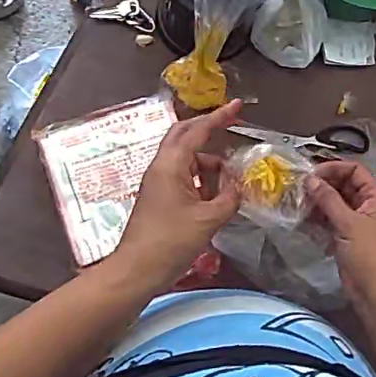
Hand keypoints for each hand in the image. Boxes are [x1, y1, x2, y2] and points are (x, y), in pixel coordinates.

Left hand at [114, 100, 244, 286]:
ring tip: (229, 181)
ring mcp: (158, 182)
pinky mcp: (159, 198)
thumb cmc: (170, 242)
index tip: (237, 106)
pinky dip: (201, 179)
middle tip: (231, 127)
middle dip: (208, 130)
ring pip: (186, 159)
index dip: (219, 117)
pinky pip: (184, 177)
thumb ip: (229, 197)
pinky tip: (216, 196)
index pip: (197, 131)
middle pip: (185, 136)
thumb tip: (238, 186)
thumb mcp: (209, 219)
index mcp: (170, 165)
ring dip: (209, 163)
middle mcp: (161, 167)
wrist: (137, 270)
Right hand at [307, 160, 375, 304]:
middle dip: (322, 185)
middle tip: (298, 188)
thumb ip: (328, 199)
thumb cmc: (368, 254)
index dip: (334, 168)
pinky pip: (329, 220)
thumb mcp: (348, 223)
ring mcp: (355, 222)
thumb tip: (309, 179)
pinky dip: (317, 218)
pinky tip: (301, 218)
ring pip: (334, 203)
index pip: (354, 170)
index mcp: (375, 197)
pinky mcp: (345, 238)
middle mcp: (366, 206)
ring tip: (296, 202)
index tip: (311, 174)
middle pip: (342, 186)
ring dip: (317, 202)